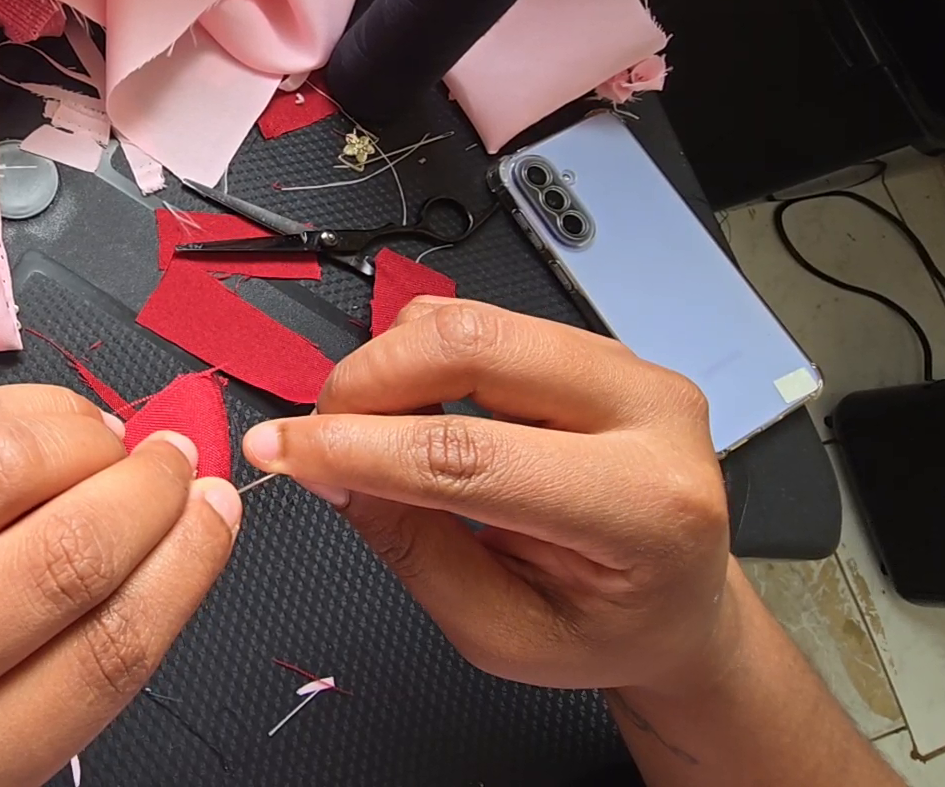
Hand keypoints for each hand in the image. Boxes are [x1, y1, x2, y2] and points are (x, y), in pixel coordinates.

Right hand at [241, 297, 732, 694]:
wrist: (670, 598)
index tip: (273, 449)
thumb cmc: (594, 627)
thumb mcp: (493, 629)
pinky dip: (407, 352)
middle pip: (467, 348)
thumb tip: (322, 467)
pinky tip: (414, 406)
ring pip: (459, 320)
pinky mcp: (578, 340)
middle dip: (364, 383)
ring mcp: (615, 362)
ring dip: (382, 367)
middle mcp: (645, 411)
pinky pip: (464, 315)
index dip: (352, 448)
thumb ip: (405, 542)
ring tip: (372, 430)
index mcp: (644, 509)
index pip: (465, 456)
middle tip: (318, 433)